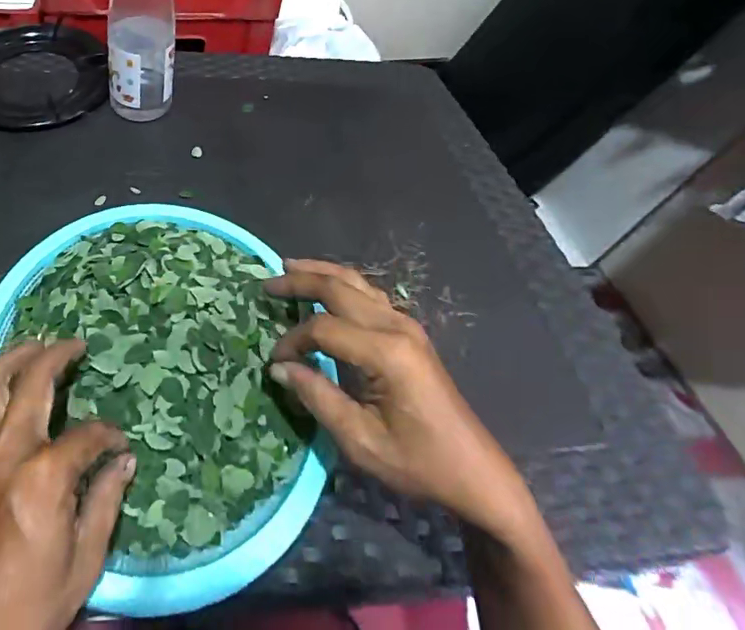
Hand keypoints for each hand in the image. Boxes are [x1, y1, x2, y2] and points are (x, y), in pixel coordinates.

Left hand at [0, 340, 135, 629]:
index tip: (119, 443)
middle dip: (56, 356)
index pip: (86, 435)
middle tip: (74, 345)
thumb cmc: (32, 605)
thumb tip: (124, 461)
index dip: (108, 434)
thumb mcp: (84, 561)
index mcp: (43, 477)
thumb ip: (105, 502)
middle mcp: (4, 452)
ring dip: (9, 359)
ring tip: (31, 347)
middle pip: (32, 384)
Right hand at [263, 259, 539, 542]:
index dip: (292, 341)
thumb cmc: (419, 463)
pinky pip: (369, 294)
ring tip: (288, 268)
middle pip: (339, 288)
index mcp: (386, 354)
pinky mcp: (411, 334)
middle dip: (299, 281)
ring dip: (320, 272)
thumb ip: (316, 397)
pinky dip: (341, 283)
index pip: (322, 328)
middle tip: (266, 285)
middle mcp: (397, 328)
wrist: (478, 477)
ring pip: (356, 282)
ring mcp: (408, 327)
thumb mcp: (360, 440)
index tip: (276, 363)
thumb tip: (279, 367)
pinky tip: (325, 286)